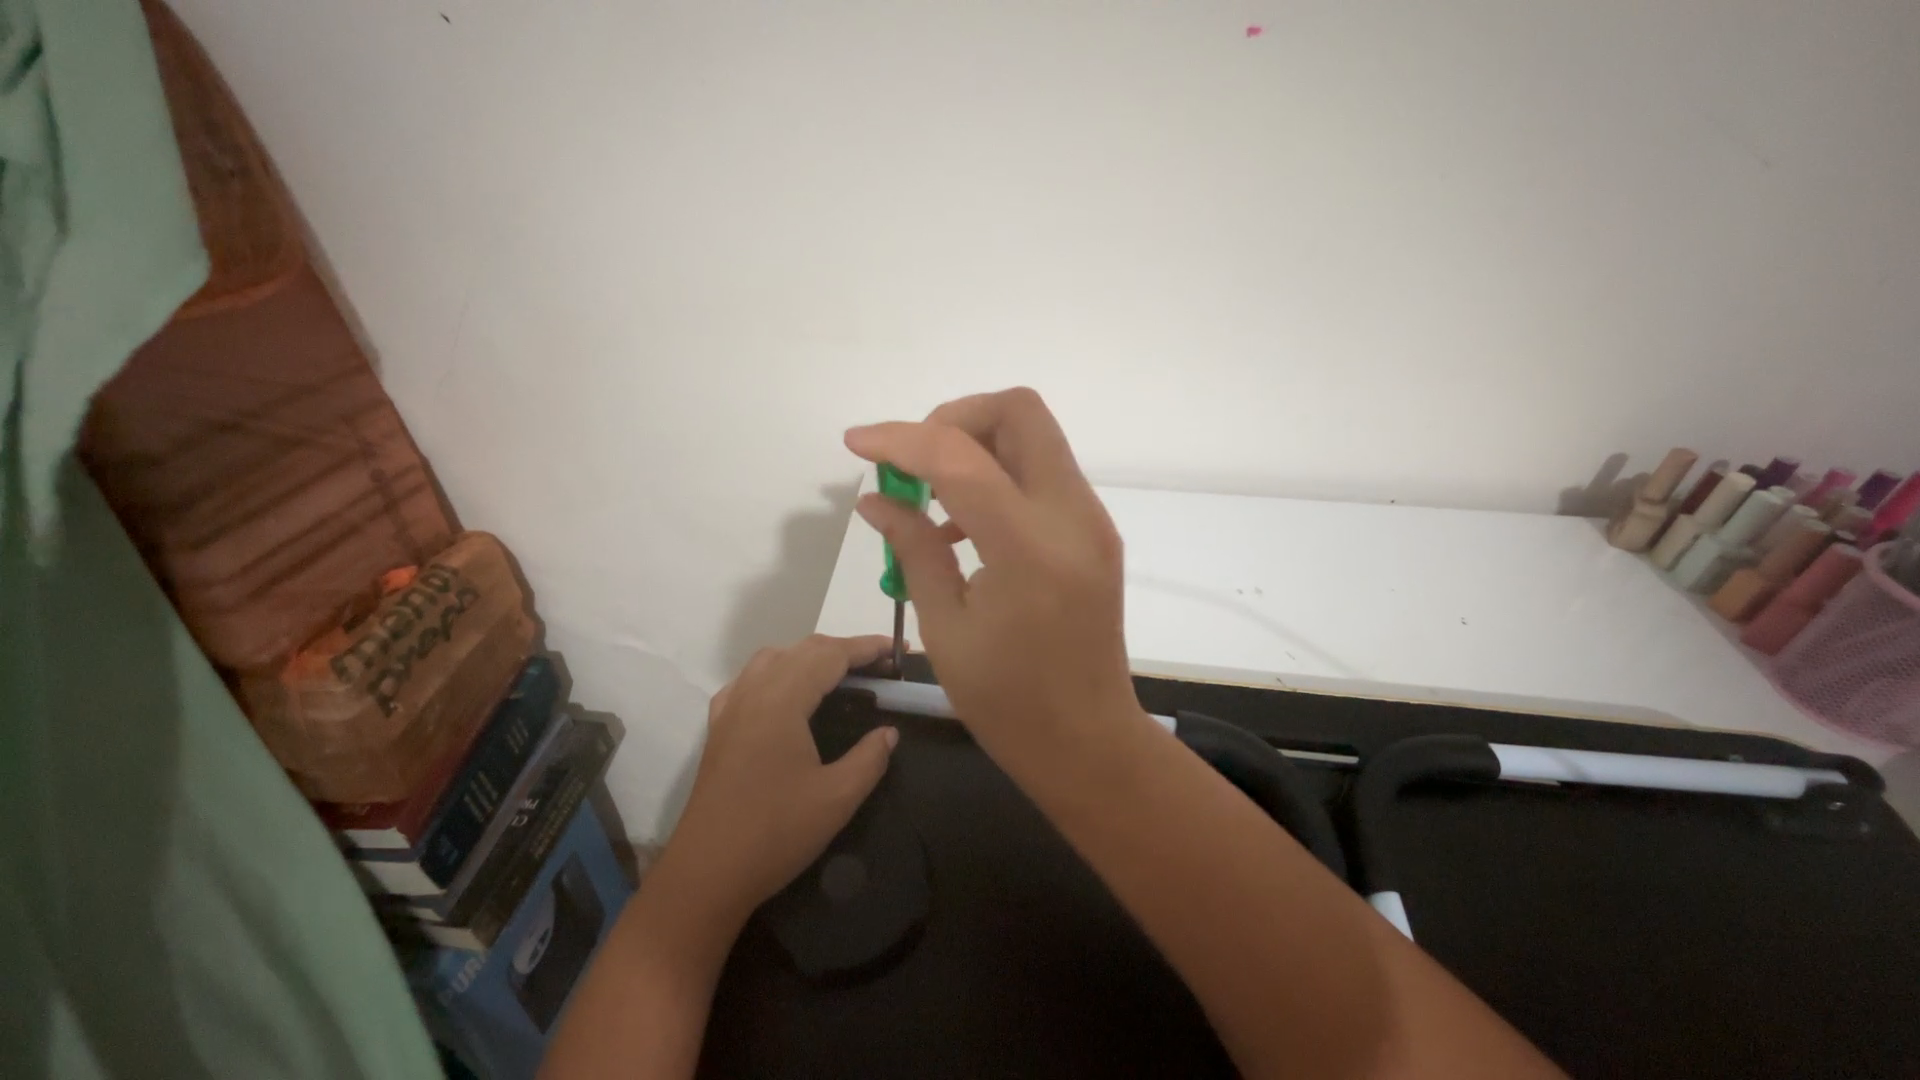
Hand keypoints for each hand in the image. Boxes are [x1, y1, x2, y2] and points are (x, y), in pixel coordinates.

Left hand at [660, 634, 899, 922]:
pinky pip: (751, 680)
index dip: (867, 648)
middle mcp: (752, 693)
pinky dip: (780, 672)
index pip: (830, 655)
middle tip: (881, 667)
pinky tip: (790, 696)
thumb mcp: (837, 798)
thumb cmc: (775, 832)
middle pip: (802, 650)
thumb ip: (869, 758)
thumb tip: (888, 733)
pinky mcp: (718, 728)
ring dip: (810, 657)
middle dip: (843, 649)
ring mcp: (730, 709)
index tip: (899, 651)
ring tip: (842, 675)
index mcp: (781, 701)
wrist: (707, 872)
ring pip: (773, 659)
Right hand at [844, 388, 1138, 746]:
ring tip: (928, 500)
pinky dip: (999, 474)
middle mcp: (1072, 517)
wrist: (1088, 741)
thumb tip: (875, 500)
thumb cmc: (1008, 703)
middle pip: (1018, 411)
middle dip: (953, 419)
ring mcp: (1091, 520)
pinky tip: (962, 526)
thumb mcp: (945, 628)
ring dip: (976, 445)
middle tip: (912, 462)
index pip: (959, 457)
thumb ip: (913, 550)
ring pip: (1034, 435)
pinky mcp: (1095, 531)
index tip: (857, 444)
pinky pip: (1044, 472)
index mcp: (1028, 549)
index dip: (900, 440)